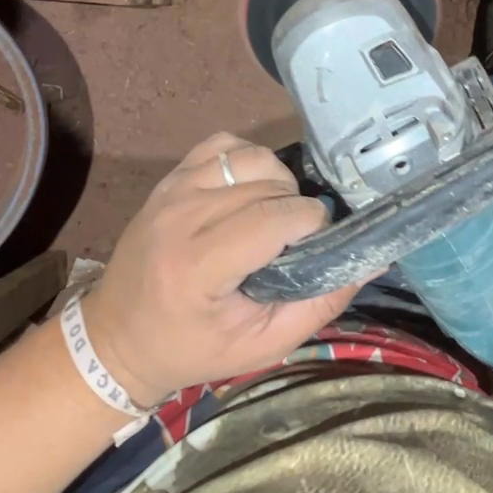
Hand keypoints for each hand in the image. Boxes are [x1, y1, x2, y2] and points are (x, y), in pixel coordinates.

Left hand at [77, 133, 360, 404]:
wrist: (117, 339)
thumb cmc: (193, 348)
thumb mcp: (263, 344)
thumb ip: (322, 301)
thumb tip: (375, 258)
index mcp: (199, 266)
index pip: (275, 217)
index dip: (310, 224)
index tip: (316, 244)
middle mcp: (181, 218)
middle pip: (269, 186)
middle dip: (297, 208)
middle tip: (296, 240)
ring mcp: (172, 191)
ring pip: (251, 157)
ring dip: (277, 181)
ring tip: (274, 213)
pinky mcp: (169, 178)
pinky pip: (223, 144)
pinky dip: (248, 159)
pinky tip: (250, 189)